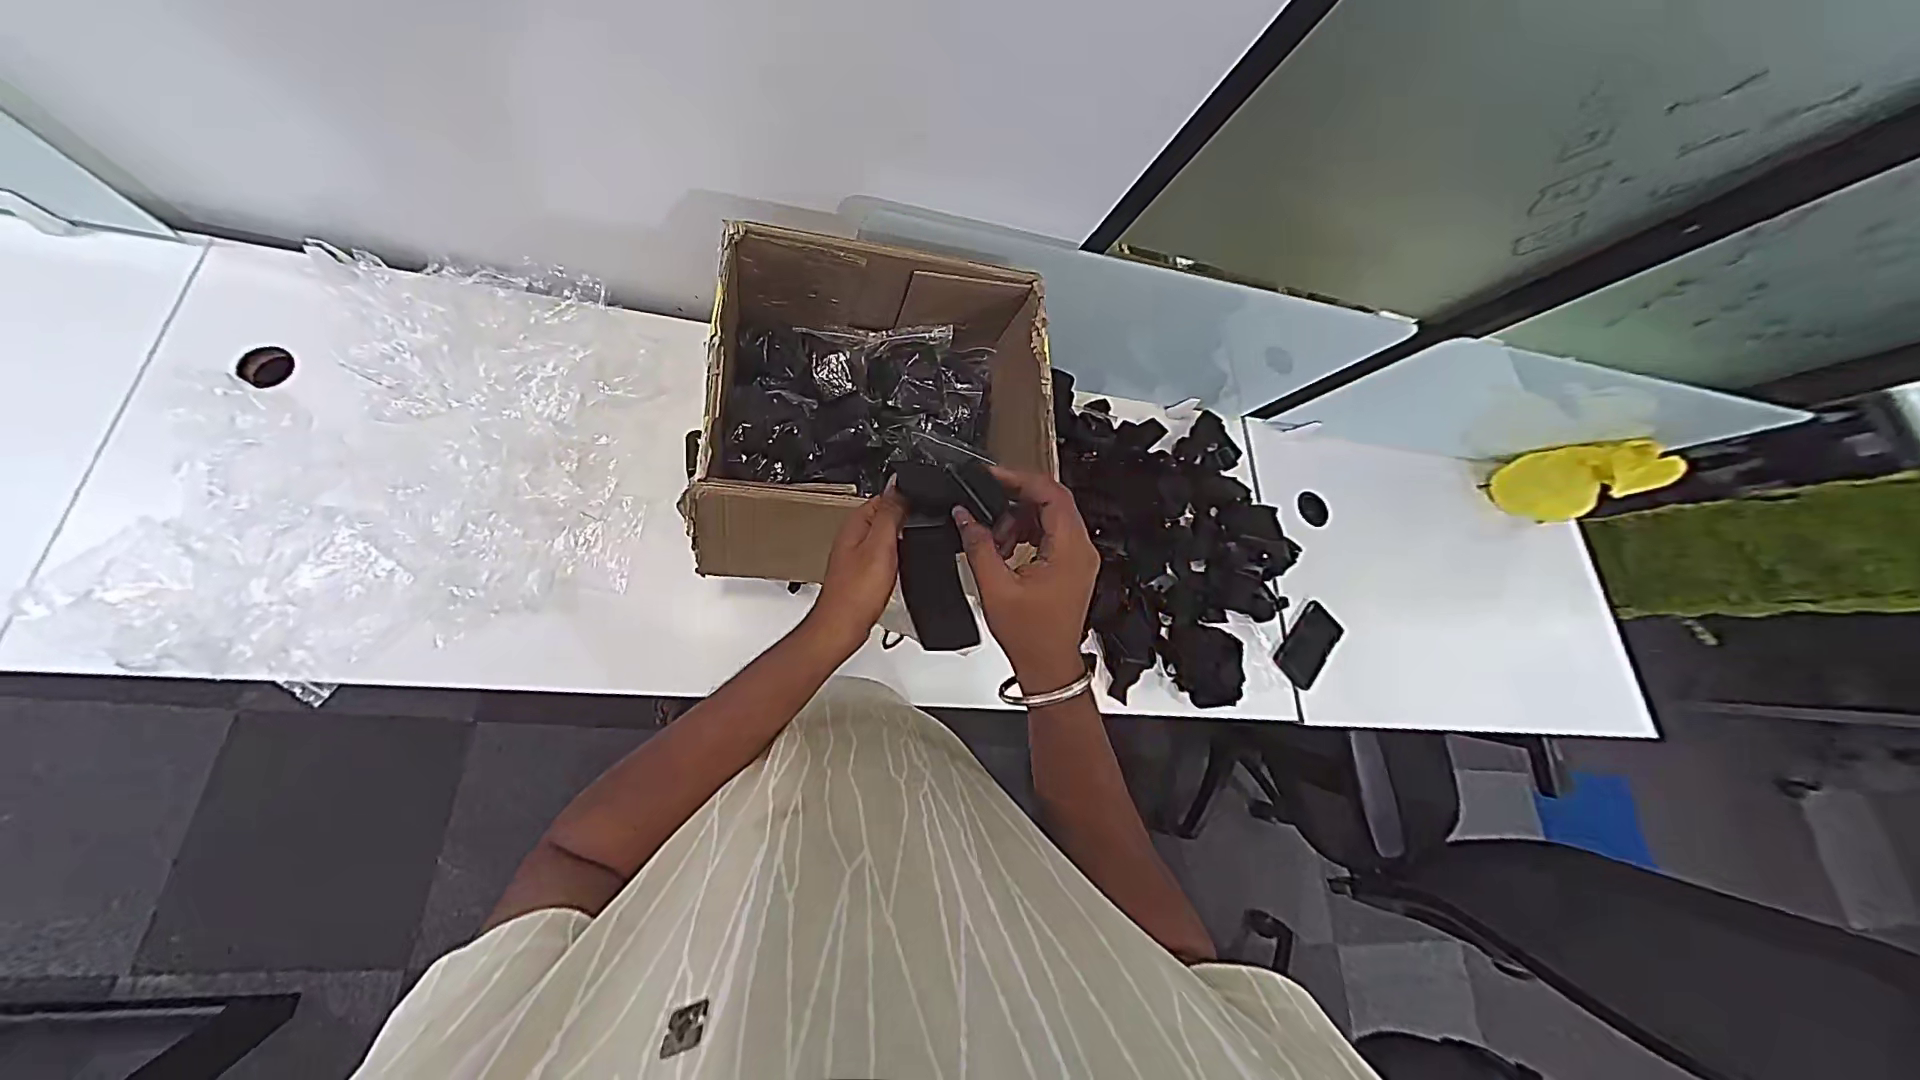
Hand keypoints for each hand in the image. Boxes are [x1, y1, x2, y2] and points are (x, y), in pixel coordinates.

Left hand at [807, 488, 907, 655]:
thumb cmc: (856, 592)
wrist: (843, 626)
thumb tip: (897, 485)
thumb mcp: (880, 545)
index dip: (906, 499)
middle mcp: (853, 536)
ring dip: (900, 539)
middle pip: (885, 516)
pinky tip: (900, 566)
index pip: (884, 497)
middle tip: (918, 531)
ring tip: (910, 548)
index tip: (921, 508)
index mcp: (856, 523)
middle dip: (904, 520)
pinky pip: (884, 554)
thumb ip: (889, 513)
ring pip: (885, 536)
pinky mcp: (863, 571)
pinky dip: (895, 556)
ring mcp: (857, 554)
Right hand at [953, 466, 1098, 691]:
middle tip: (988, 501)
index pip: (1052, 494)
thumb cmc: (1031, 637)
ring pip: (1051, 516)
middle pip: (1053, 501)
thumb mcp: (995, 587)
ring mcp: (1079, 558)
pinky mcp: (1071, 566)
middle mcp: (1081, 550)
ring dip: (1020, 518)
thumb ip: (978, 545)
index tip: (995, 476)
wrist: (1047, 665)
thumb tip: (965, 517)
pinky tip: (1006, 548)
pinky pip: (1052, 533)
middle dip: (1017, 499)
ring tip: (995, 537)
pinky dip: (1027, 532)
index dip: (1020, 479)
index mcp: (1069, 550)